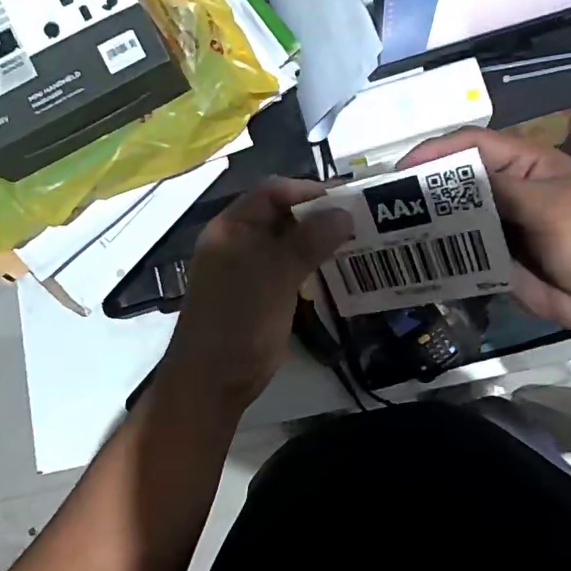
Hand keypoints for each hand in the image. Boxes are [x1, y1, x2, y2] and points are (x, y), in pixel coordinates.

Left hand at [156, 178, 353, 409]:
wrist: (214, 380)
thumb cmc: (239, 320)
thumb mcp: (275, 274)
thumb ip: (309, 240)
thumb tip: (344, 212)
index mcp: (230, 229)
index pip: (270, 192)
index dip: (306, 190)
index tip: (344, 199)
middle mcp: (237, 243)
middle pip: (281, 215)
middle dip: (317, 215)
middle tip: (357, 221)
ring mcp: (248, 270)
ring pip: (288, 243)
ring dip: (318, 240)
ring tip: (354, 242)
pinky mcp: (261, 294)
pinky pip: (289, 268)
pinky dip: (312, 263)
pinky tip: (336, 269)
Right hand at [398, 128, 570, 334]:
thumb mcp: (552, 207)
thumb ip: (502, 190)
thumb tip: (452, 177)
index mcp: (526, 165)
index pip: (474, 144)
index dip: (437, 151)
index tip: (401, 169)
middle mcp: (509, 190)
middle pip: (458, 180)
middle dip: (425, 188)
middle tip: (385, 205)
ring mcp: (502, 226)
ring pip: (456, 217)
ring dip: (428, 223)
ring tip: (389, 233)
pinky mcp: (497, 259)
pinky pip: (463, 250)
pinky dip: (441, 253)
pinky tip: (415, 259)